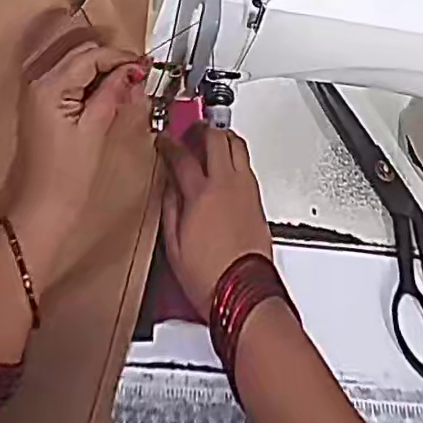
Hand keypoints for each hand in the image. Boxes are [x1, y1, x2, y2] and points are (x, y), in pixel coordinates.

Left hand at [7, 40, 146, 290]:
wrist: (41, 209)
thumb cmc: (66, 176)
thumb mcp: (95, 129)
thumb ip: (112, 92)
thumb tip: (132, 69)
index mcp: (49, 86)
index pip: (90, 56)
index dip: (119, 58)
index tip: (143, 66)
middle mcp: (38, 82)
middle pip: (80, 53)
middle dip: (110, 60)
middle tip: (137, 74)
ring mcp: (37, 92)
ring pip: (74, 63)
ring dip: (100, 67)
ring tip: (126, 83)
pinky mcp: (41, 103)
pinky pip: (68, 78)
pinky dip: (89, 79)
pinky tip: (107, 92)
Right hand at [157, 125, 272, 315]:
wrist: (243, 294)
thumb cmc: (210, 277)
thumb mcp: (173, 245)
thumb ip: (169, 208)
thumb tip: (168, 187)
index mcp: (201, 193)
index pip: (182, 156)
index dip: (170, 144)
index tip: (164, 141)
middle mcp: (226, 185)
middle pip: (215, 138)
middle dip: (200, 129)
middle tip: (190, 131)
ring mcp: (245, 189)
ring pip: (237, 145)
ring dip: (222, 137)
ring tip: (210, 140)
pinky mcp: (257, 200)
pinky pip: (246, 164)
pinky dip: (234, 156)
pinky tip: (225, 166)